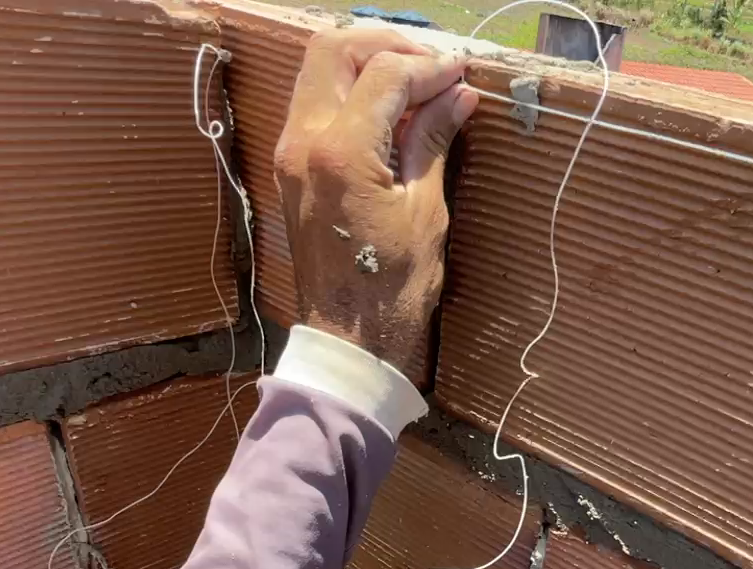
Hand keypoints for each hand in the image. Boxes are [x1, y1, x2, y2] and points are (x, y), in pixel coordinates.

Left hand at [274, 29, 477, 369]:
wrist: (349, 339)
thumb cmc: (394, 289)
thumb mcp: (425, 212)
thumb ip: (434, 141)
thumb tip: (458, 95)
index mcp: (341, 151)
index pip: (385, 73)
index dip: (429, 66)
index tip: (462, 73)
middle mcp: (303, 140)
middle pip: (335, 49)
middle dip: (388, 46)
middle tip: (432, 65)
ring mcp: (290, 154)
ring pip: (318, 71)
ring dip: (365, 64)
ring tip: (414, 84)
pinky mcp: (292, 169)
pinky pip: (315, 105)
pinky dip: (350, 94)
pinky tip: (388, 113)